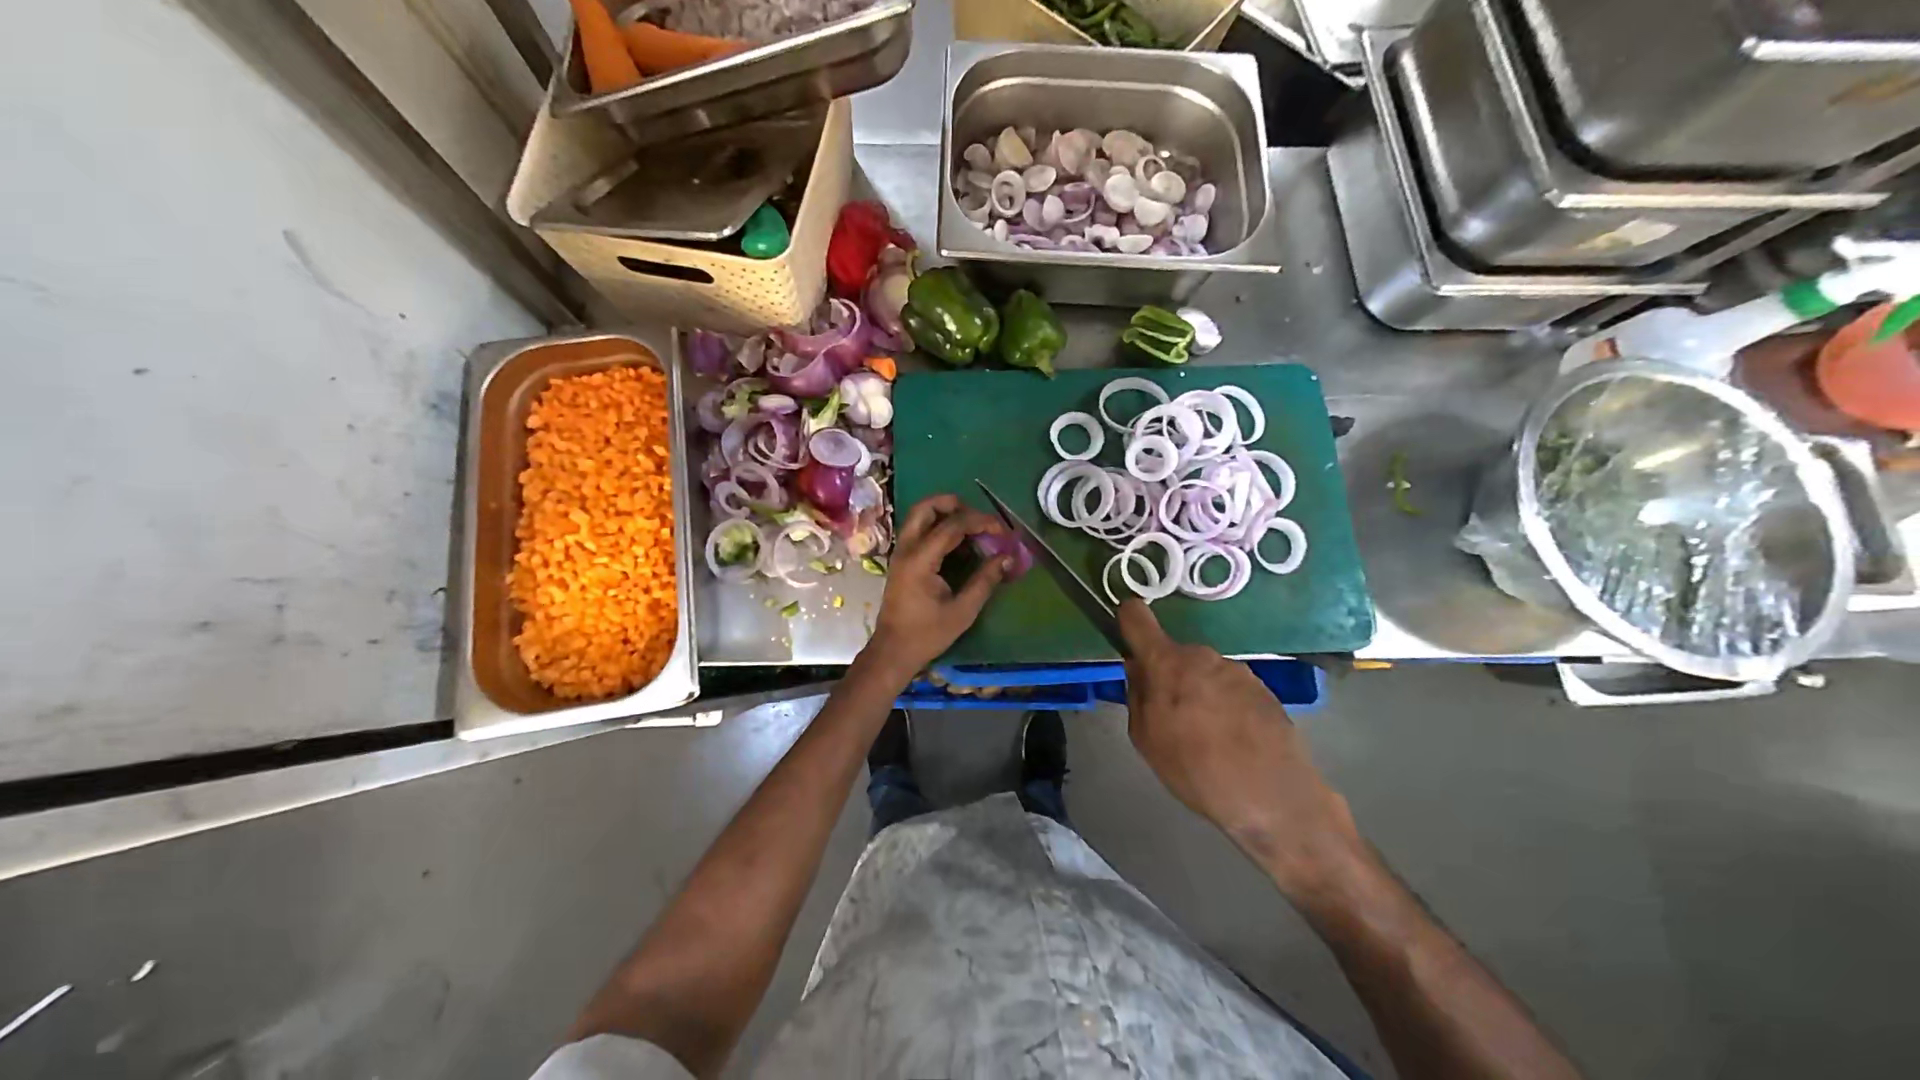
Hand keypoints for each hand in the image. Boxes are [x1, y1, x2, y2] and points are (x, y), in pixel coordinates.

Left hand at [862, 495, 1009, 679]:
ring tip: (972, 527)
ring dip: (945, 513)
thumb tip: (1008, 557)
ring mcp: (901, 553)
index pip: (952, 526)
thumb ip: (985, 580)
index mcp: (920, 560)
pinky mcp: (902, 560)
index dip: (980, 522)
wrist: (893, 651)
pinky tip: (959, 543)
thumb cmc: (926, 634)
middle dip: (954, 504)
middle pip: (926, 507)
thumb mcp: (962, 611)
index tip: (1003, 530)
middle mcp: (906, 549)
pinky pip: (918, 530)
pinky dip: (938, 526)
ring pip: (919, 515)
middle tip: (979, 518)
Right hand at [1118, 600, 1360, 887]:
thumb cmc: (1197, 769)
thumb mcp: (1146, 740)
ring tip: (1206, 737)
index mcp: (1167, 664)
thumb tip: (1138, 670)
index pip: (1137, 618)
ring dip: (1198, 692)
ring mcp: (1237, 670)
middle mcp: (1202, 655)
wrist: (1274, 796)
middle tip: (1170, 718)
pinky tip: (1232, 741)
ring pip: (1203, 672)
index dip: (1126, 620)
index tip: (1125, 637)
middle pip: (1173, 654)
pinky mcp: (1263, 688)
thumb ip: (1137, 696)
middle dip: (1167, 676)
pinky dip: (1224, 706)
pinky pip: (1229, 688)